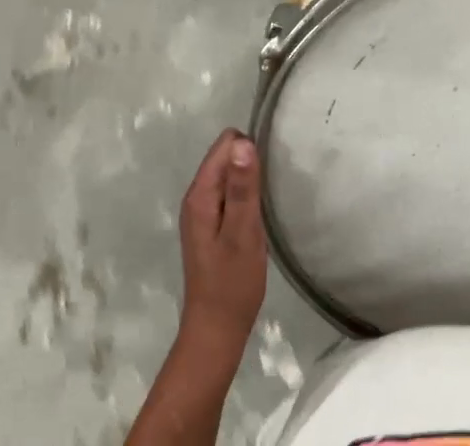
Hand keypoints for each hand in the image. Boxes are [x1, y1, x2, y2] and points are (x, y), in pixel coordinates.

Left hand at [178, 129, 266, 344]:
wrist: (217, 328)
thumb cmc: (233, 282)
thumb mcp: (243, 232)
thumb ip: (243, 188)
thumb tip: (242, 143)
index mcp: (201, 195)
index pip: (224, 145)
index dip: (249, 150)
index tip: (270, 172)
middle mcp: (197, 198)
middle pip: (226, 158)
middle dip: (250, 164)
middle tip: (272, 191)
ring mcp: (203, 212)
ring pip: (229, 176)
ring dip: (250, 182)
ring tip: (270, 202)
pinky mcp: (212, 225)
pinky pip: (230, 194)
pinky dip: (246, 197)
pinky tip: (260, 215)